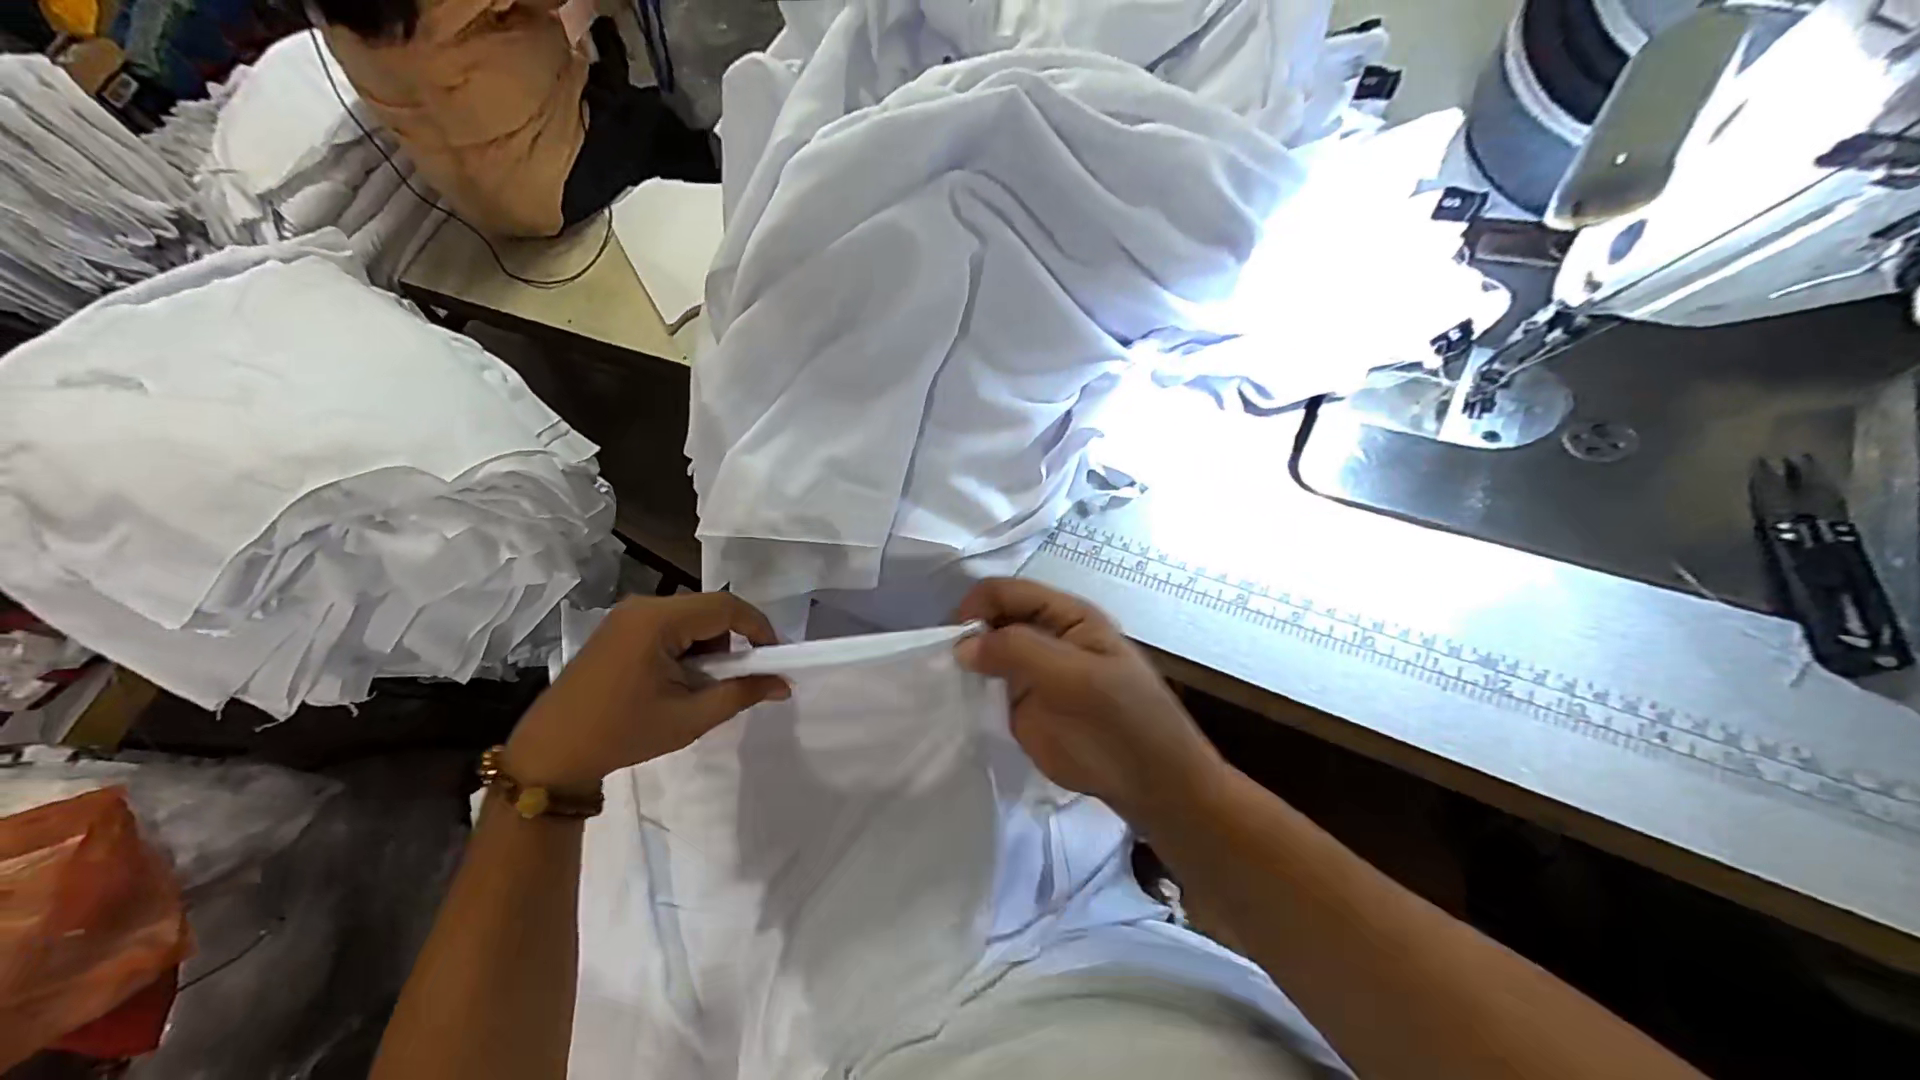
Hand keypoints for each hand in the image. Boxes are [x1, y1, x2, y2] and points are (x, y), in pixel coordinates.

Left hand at [504, 593, 790, 793]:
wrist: (552, 751)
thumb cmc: (623, 733)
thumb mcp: (691, 717)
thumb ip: (742, 693)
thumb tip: (783, 683)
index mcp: (658, 621)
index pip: (726, 607)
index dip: (759, 627)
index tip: (775, 657)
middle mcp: (643, 607)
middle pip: (709, 608)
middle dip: (734, 638)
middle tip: (742, 675)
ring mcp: (627, 615)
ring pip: (691, 616)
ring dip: (710, 643)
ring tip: (704, 684)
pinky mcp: (619, 628)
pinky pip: (670, 624)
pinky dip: (688, 645)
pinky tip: (679, 678)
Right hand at [954, 579, 1226, 823]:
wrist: (1149, 784)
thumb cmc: (1122, 721)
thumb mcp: (1077, 677)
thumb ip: (1021, 651)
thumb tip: (962, 644)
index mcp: (1065, 615)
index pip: (1007, 593)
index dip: (976, 607)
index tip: (951, 639)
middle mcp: (1043, 636)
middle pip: (991, 619)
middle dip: (965, 633)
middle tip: (941, 664)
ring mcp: (1031, 672)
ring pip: (984, 653)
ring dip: (963, 663)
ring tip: (940, 682)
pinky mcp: (1020, 707)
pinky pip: (985, 688)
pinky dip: (966, 690)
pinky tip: (951, 702)